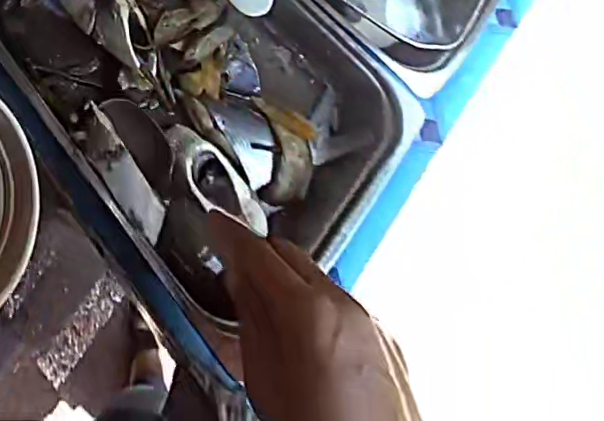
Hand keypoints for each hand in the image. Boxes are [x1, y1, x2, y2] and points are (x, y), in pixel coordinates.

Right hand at [208, 211, 418, 420]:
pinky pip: (340, 304)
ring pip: (315, 276)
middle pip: (288, 252)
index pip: (257, 250)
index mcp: (308, 310)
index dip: (229, 233)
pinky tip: (304, 339)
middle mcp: (345, 305)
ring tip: (267, 310)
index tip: (214, 223)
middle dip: (258, 254)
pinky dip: (316, 305)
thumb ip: (249, 317)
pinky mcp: (389, 344)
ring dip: (287, 280)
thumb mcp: (264, 379)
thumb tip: (239, 280)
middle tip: (234, 269)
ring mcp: (372, 323)